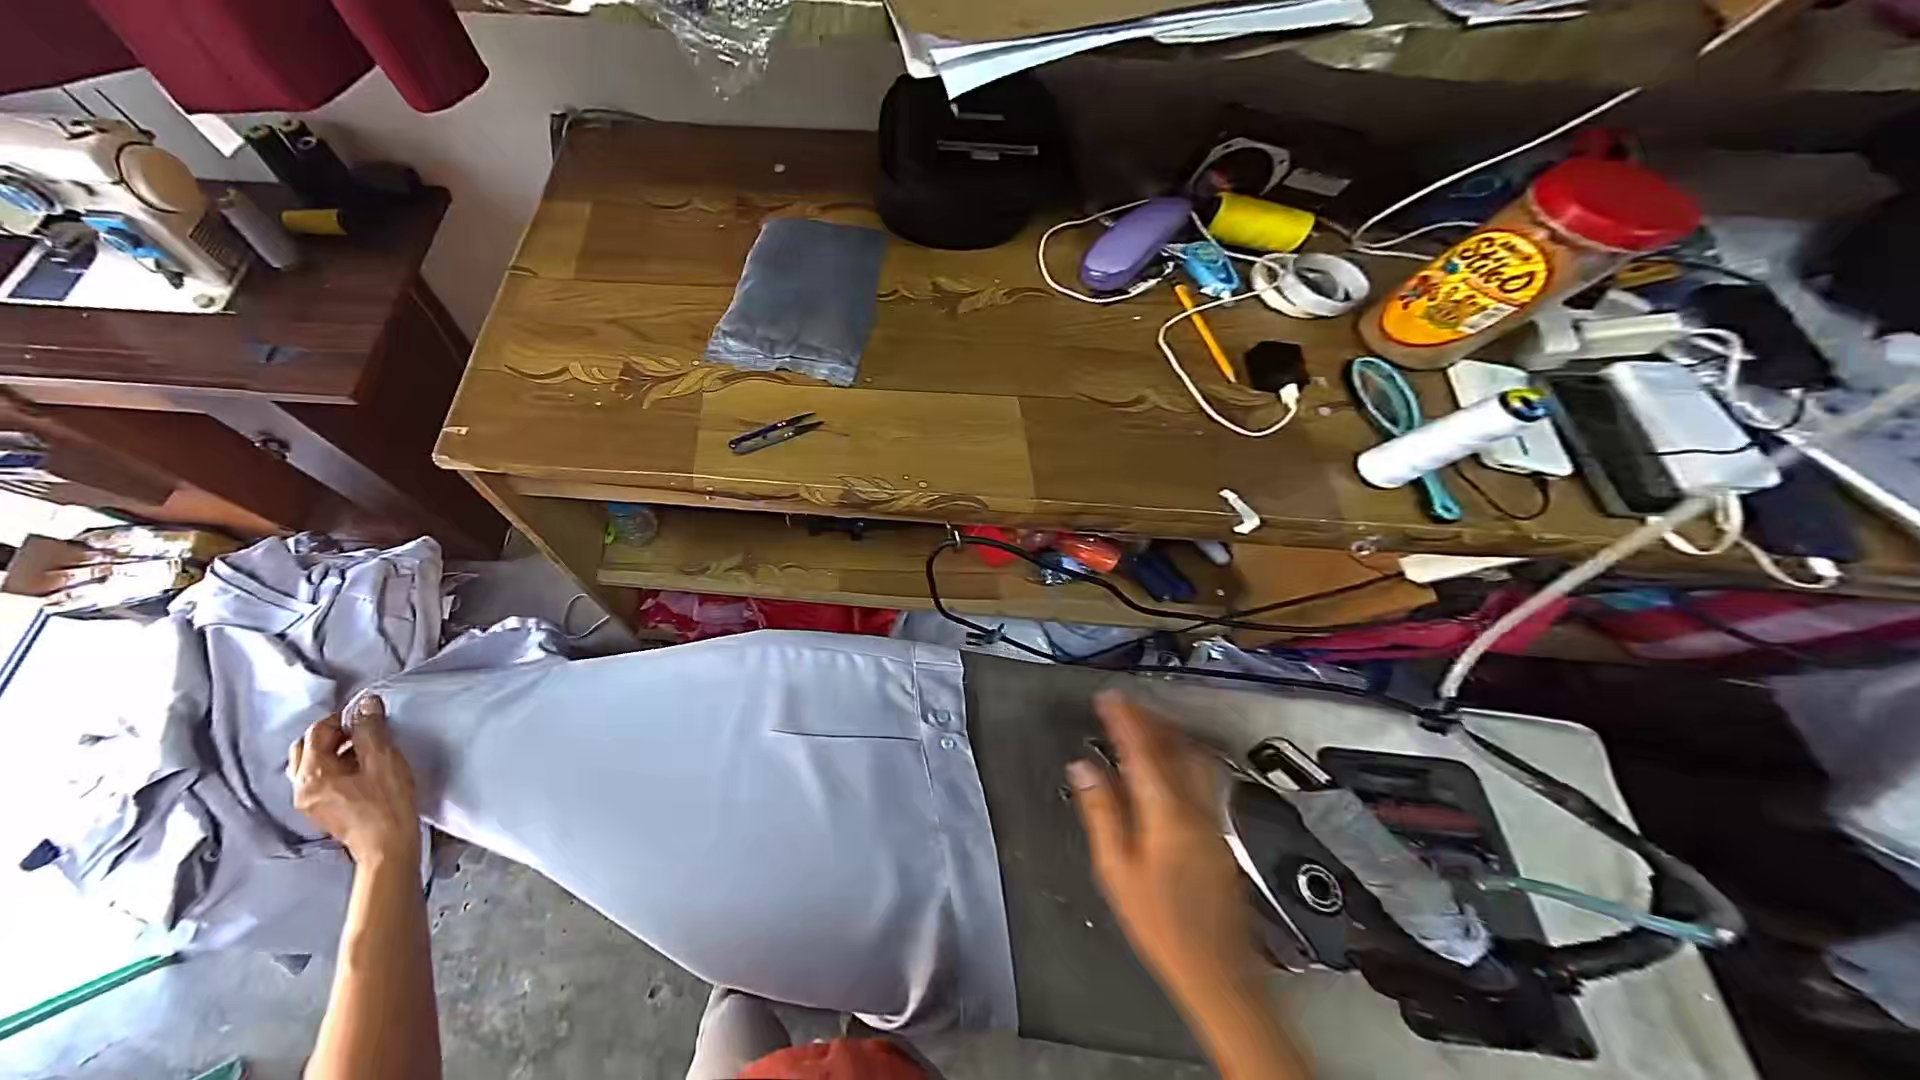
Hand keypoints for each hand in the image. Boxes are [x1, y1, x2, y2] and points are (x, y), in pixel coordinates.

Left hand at [289, 695, 419, 866]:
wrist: (387, 844)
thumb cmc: (387, 802)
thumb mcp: (383, 760)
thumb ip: (371, 730)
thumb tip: (365, 704)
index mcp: (312, 774)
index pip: (315, 732)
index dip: (341, 718)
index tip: (367, 716)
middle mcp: (301, 788)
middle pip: (305, 749)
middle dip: (331, 734)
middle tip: (362, 730)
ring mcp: (308, 802)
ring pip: (311, 765)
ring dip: (334, 750)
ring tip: (365, 749)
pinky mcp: (320, 810)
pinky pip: (319, 779)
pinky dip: (336, 767)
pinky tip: (362, 769)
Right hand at [1069, 690, 1261, 1000]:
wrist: (1215, 967)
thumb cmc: (1160, 922)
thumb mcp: (1116, 869)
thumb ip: (1101, 812)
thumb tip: (1083, 770)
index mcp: (1165, 811)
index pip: (1142, 750)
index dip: (1124, 719)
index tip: (1109, 698)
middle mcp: (1194, 807)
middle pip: (1173, 747)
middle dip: (1148, 719)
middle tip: (1125, 702)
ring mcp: (1211, 818)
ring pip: (1191, 759)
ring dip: (1168, 733)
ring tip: (1146, 720)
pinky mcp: (1218, 832)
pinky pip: (1199, 775)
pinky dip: (1180, 754)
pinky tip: (1170, 759)